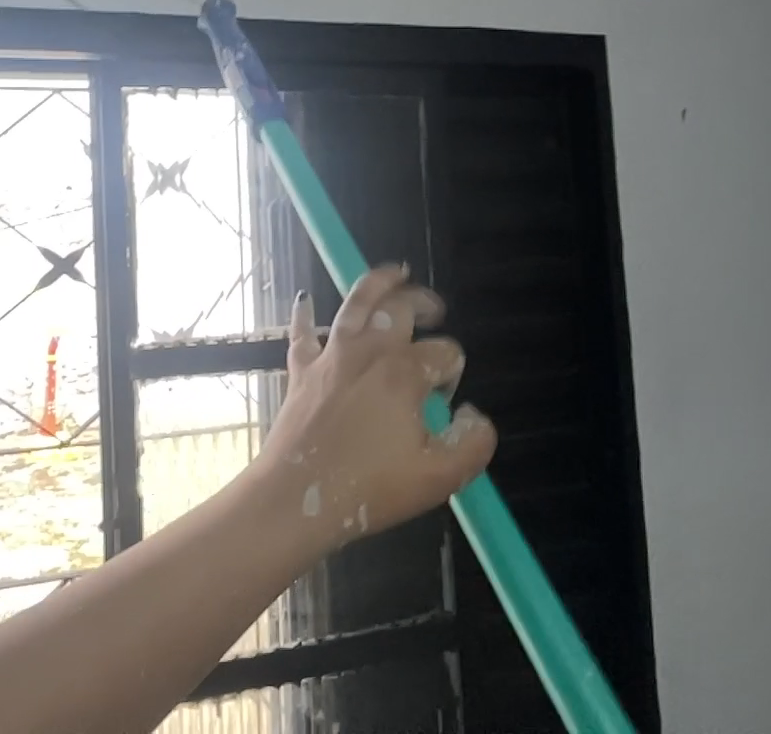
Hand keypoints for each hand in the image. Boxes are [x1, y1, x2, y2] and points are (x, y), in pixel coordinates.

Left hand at [246, 264, 496, 559]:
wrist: (297, 497)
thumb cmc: (370, 488)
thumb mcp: (440, 477)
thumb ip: (473, 443)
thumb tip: (474, 415)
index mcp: (403, 374)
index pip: (444, 353)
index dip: (454, 370)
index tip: (448, 397)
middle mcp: (367, 352)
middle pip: (401, 308)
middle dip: (424, 303)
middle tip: (435, 310)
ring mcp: (330, 356)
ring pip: (355, 303)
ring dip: (378, 283)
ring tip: (395, 273)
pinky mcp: (302, 370)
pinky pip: (302, 332)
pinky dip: (304, 314)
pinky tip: (305, 299)